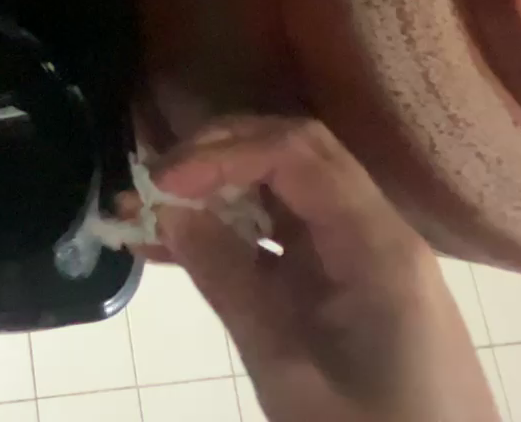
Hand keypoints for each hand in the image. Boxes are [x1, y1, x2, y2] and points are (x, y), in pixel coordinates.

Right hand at [140, 117, 494, 421]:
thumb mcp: (289, 370)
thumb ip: (227, 282)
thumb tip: (165, 211)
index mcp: (375, 248)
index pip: (293, 154)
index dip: (220, 154)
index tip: (162, 184)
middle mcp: (370, 232)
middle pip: (289, 149)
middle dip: (213, 152)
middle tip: (153, 181)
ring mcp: (353, 253)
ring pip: (276, 182)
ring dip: (210, 186)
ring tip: (144, 208)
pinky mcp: (335, 278)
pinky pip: (272, 228)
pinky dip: (221, 225)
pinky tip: (166, 245)